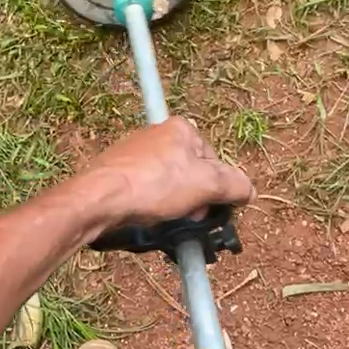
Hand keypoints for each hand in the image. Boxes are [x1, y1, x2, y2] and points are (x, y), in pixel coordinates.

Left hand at [72, 117, 253, 236]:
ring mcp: (135, 154)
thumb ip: (234, 185)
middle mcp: (157, 135)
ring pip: (169, 186)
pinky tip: (146, 218)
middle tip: (187, 217)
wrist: (100, 198)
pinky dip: (151, 207)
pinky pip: (147, 193)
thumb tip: (248, 190)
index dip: (215, 188)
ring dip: (173, 207)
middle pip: (191, 174)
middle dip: (193, 200)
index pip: (213, 161)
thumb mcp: (206, 184)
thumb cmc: (153, 184)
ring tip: (165, 219)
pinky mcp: (119, 173)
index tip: (207, 207)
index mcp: (181, 129)